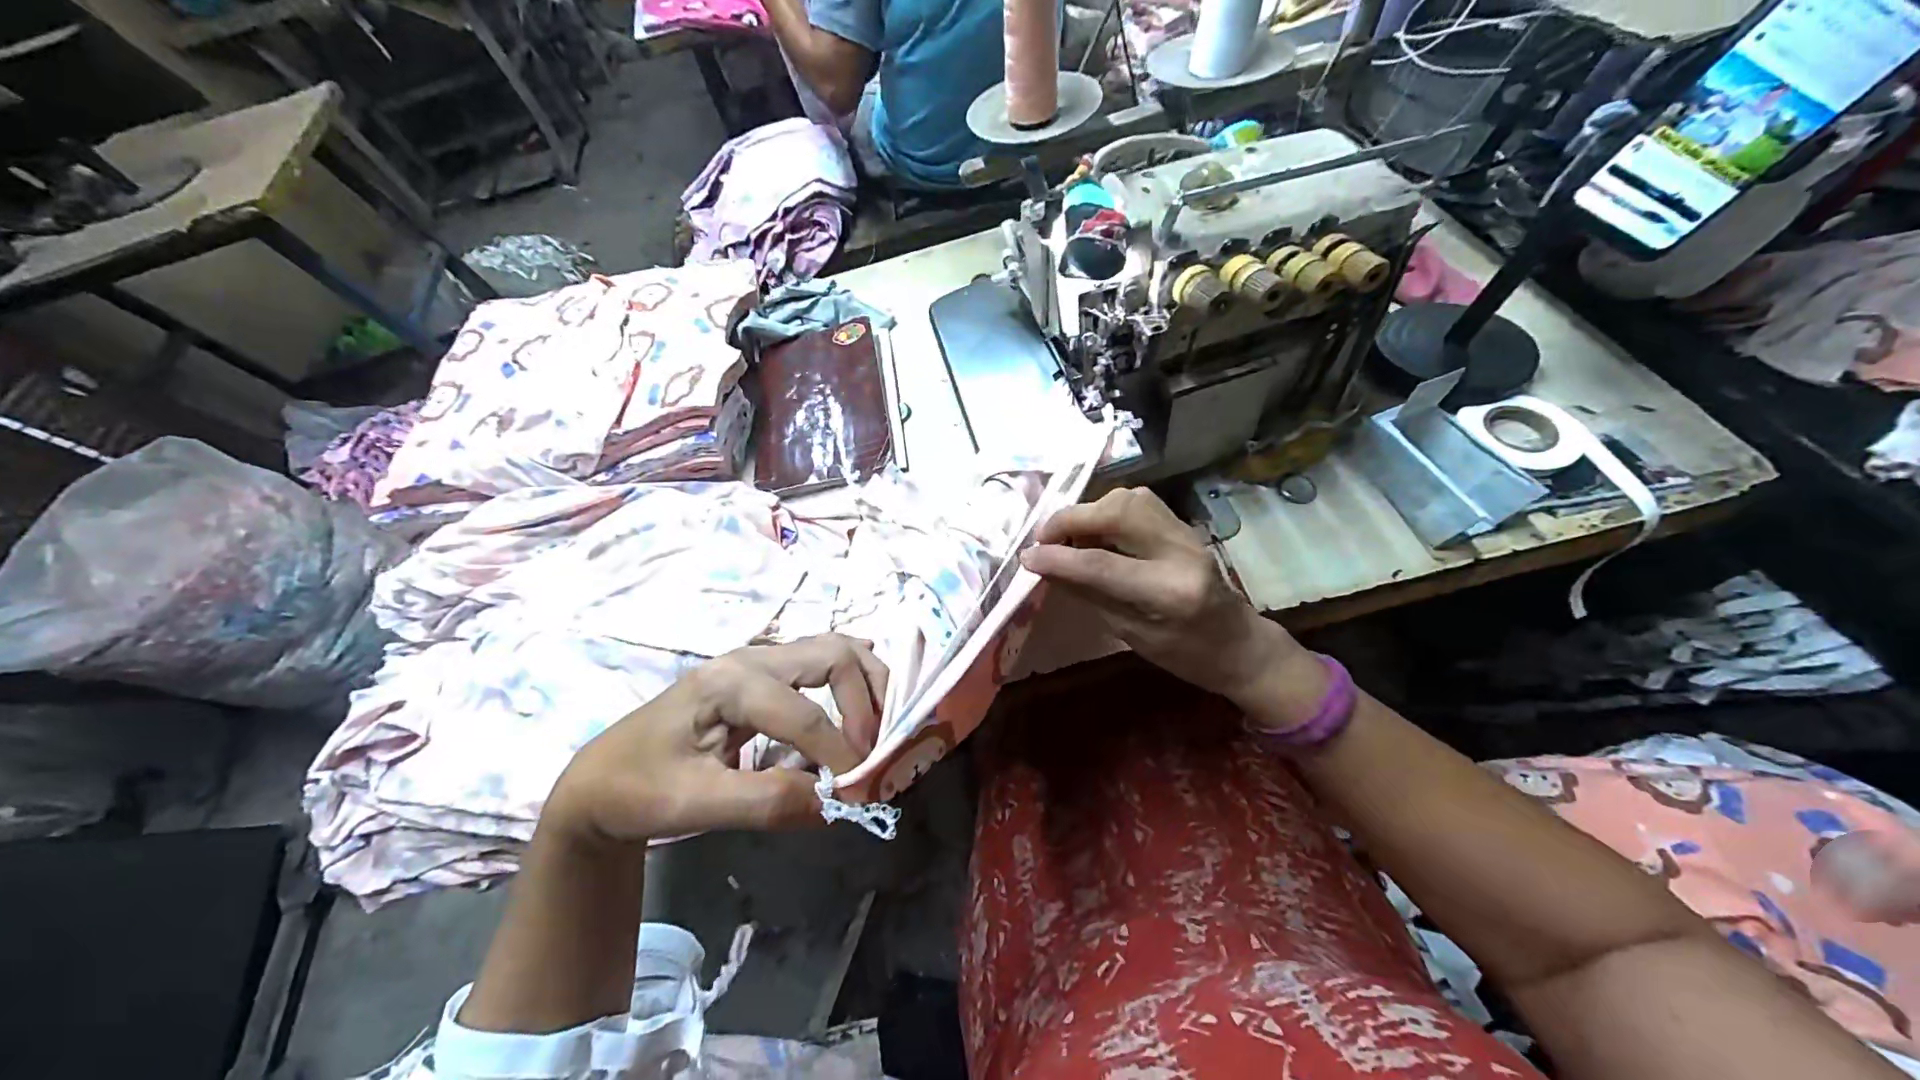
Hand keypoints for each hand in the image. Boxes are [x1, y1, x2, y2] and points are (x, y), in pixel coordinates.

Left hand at [544, 634, 887, 844]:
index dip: (840, 753)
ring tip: (881, 728)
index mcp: (729, 683)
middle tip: (878, 749)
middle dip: (867, 700)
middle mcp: (750, 659)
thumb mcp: (694, 804)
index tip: (859, 793)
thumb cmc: (640, 790)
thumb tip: (834, 803)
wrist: (601, 779)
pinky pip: (823, 661)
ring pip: (833, 649)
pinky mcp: (764, 675)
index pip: (804, 714)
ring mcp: (758, 661)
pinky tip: (867, 700)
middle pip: (833, 655)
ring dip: (867, 684)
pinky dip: (854, 679)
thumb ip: (766, 803)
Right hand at [1019, 488, 1327, 729]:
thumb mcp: (1131, 635)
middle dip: (1071, 519)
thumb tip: (1046, 568)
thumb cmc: (1187, 656)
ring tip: (1068, 536)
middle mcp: (1181, 552)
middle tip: (1044, 539)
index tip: (1025, 558)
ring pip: (1128, 498)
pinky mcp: (1184, 525)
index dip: (1056, 558)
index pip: (1100, 564)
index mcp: (1169, 592)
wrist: (1241, 645)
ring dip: (1089, 511)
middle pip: (1117, 512)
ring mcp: (1186, 533)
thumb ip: (1089, 595)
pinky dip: (1107, 511)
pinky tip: (1094, 532)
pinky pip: (1139, 503)